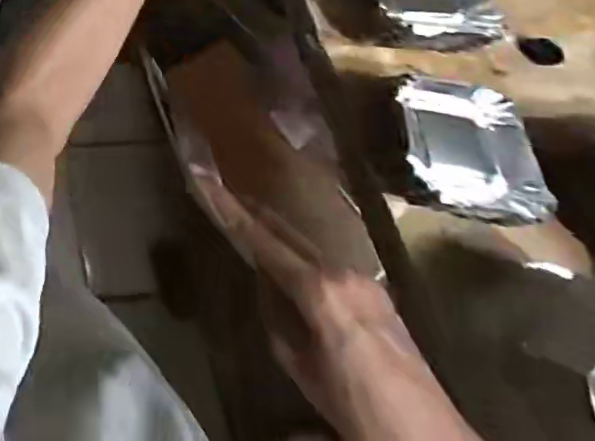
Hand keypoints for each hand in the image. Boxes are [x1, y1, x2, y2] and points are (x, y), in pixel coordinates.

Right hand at [198, 172, 453, 438]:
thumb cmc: (359, 411)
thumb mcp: (305, 371)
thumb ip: (280, 324)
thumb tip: (267, 293)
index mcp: (319, 291)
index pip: (265, 242)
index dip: (235, 213)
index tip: (211, 184)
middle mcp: (343, 274)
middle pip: (292, 234)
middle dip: (259, 213)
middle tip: (230, 192)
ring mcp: (367, 282)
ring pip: (314, 247)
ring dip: (284, 233)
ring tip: (257, 222)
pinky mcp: (382, 296)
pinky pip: (334, 264)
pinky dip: (308, 255)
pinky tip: (299, 262)